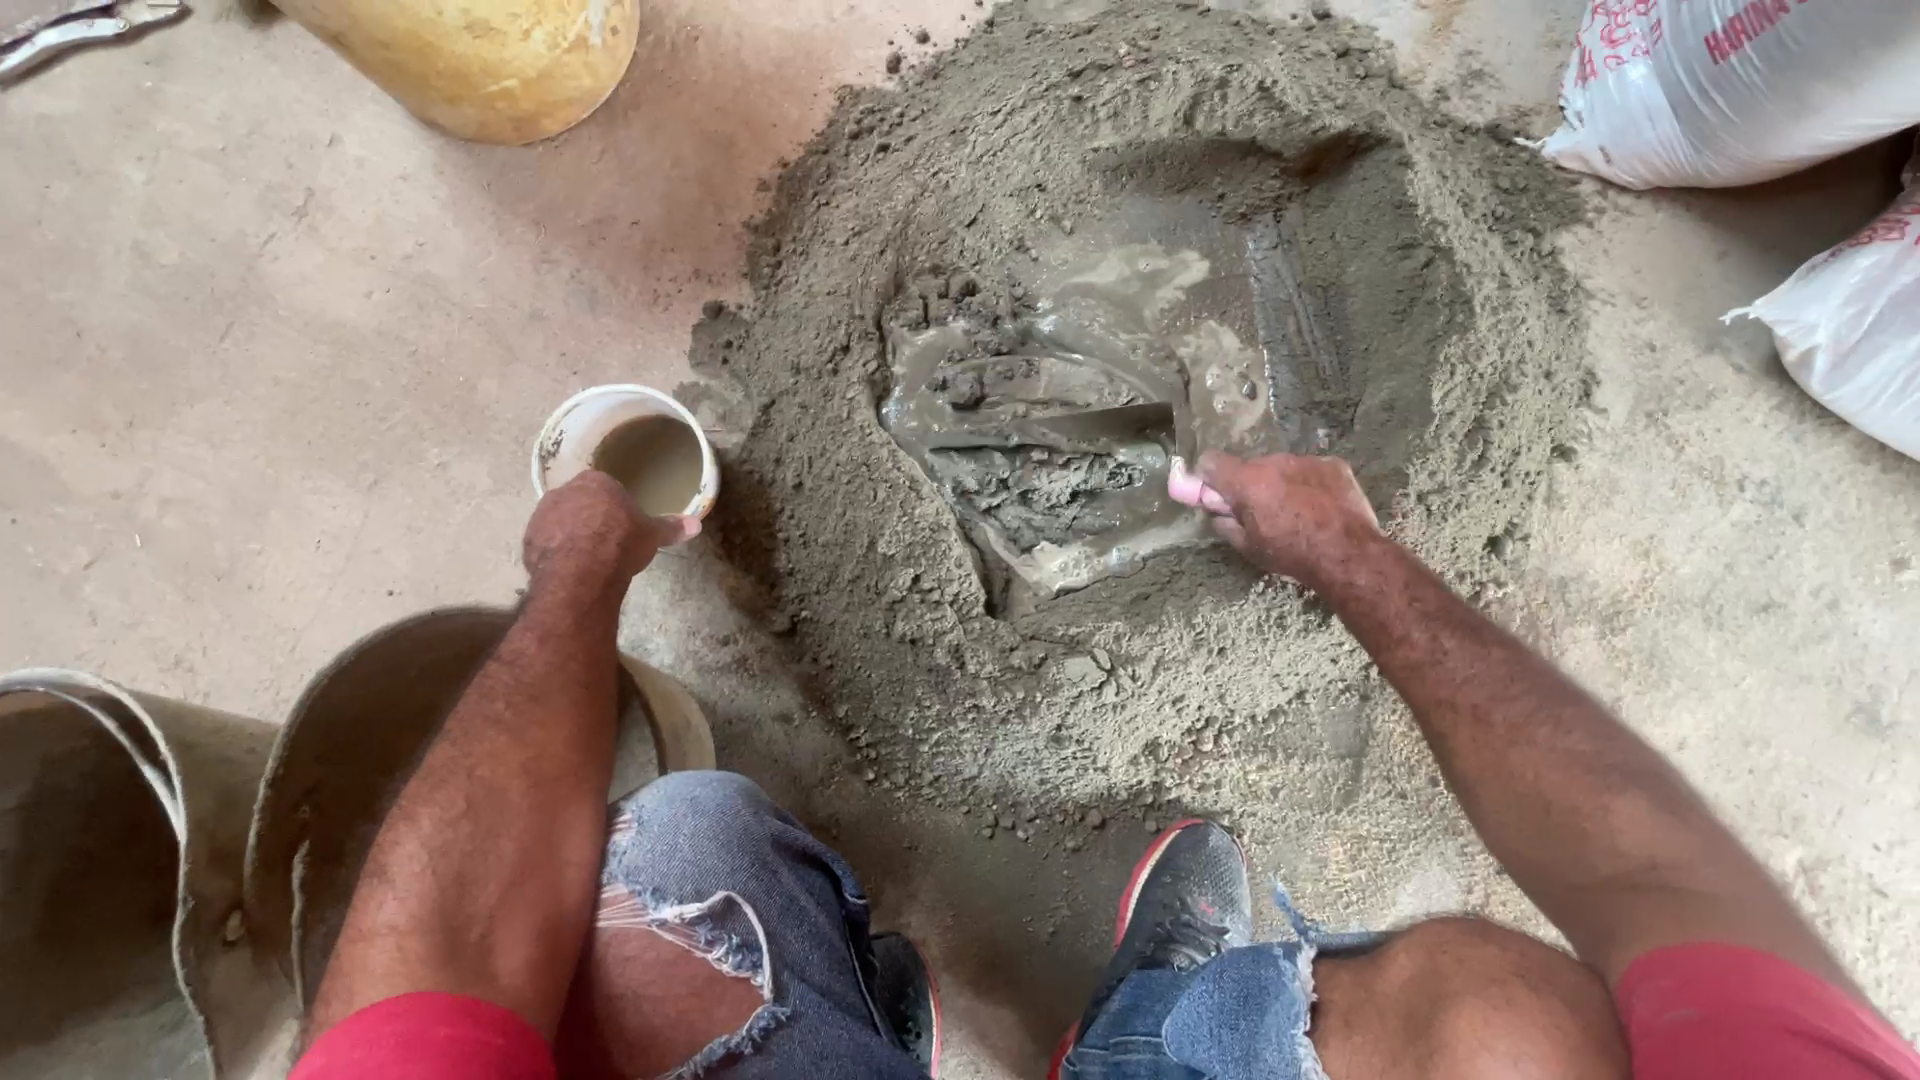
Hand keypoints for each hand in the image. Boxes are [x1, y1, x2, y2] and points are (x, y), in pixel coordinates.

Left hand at [523, 471, 699, 599]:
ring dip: (571, 534)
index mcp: (596, 482)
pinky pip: (547, 541)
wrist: (581, 572)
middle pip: (580, 501)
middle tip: (607, 540)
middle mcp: (564, 491)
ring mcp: (542, 514)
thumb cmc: (621, 543)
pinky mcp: (528, 539)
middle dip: (590, 517)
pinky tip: (572, 568)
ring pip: (561, 521)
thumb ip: (671, 527)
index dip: (614, 504)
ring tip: (589, 557)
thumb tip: (697, 524)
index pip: (605, 486)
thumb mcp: (652, 535)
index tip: (622, 522)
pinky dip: (557, 551)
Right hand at [1170, 451, 1381, 586]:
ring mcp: (1306, 460)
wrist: (1348, 554)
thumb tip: (1218, 512)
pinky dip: (1308, 484)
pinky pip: (1309, 470)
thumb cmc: (1291, 554)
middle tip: (1262, 512)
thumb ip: (1225, 523)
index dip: (1208, 476)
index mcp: (1247, 482)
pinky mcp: (1333, 464)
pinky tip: (1320, 507)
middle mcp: (1274, 462)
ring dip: (1280, 484)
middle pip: (1249, 467)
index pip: (1211, 461)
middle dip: (1249, 485)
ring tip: (1296, 512)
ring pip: (1281, 468)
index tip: (1215, 492)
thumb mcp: (1247, 547)